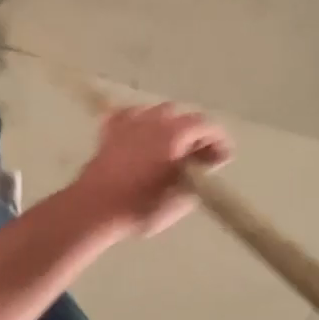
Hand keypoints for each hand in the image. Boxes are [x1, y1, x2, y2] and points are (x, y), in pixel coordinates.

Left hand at [68, 104, 231, 239]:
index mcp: (173, 133)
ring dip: (169, 127)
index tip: (222, 159)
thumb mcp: (181, 197)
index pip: (205, 125)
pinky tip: (141, 138)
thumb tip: (202, 165)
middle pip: (181, 115)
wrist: (96, 207)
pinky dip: (141, 124)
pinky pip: (129, 116)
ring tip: (172, 149)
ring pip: (155, 112)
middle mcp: (151, 120)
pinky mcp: (109, 130)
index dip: (218, 141)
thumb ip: (198, 176)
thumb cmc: (142, 206)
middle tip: (199, 157)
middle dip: (194, 133)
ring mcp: (127, 122)